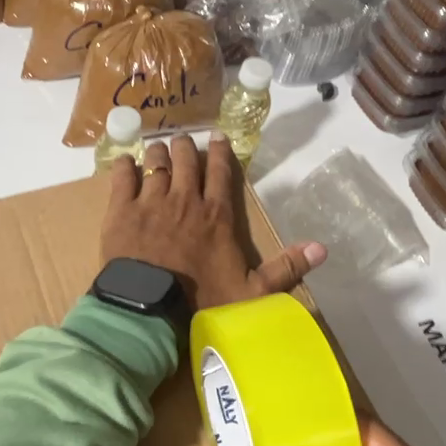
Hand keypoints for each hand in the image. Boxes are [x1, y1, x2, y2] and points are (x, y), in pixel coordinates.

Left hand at [101, 134, 324, 309]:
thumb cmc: (202, 301)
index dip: (220, 151)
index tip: (217, 137)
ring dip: (157, 153)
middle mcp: (185, 199)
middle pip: (186, 160)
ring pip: (156, 163)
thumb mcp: (253, 291)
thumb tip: (322, 249)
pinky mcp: (122, 210)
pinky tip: (125, 160)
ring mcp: (151, 202)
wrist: (150, 308)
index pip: (221, 172)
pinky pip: (123, 176)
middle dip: (185, 147)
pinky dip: (125, 165)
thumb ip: (286, 268)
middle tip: (182, 142)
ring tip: (157, 149)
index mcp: (217, 214)